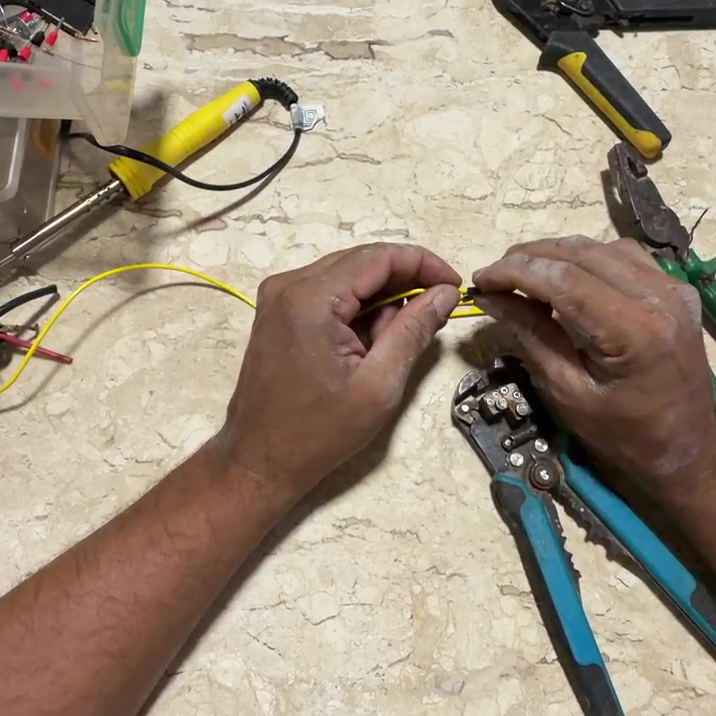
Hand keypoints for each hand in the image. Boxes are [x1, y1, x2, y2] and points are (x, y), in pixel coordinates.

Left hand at [215, 243, 460, 497]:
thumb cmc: (320, 431)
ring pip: (347, 274)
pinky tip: (374, 339)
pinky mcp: (278, 311)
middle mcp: (289, 284)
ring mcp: (279, 296)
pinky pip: (329, 292)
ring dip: (382, 296)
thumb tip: (445, 293)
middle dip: (405, 280)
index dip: (423, 264)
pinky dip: (357, 307)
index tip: (455, 286)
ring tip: (403, 335)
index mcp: (311, 298)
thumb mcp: (379, 384)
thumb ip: (414, 330)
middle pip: (361, 261)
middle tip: (437, 312)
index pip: (378, 256)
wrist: (260, 459)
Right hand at [470, 236, 715, 484]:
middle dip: (529, 258)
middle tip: (493, 277)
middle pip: (580, 254)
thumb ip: (531, 336)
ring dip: (555, 255)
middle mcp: (660, 297)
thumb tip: (491, 298)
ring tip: (521, 275)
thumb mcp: (567, 391)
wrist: (686, 446)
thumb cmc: (624, 434)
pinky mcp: (675, 288)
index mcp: (635, 331)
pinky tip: (564, 276)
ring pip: (600, 247)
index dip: (515, 272)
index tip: (481, 280)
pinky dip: (586, 258)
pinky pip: (623, 255)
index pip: (563, 280)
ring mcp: (673, 288)